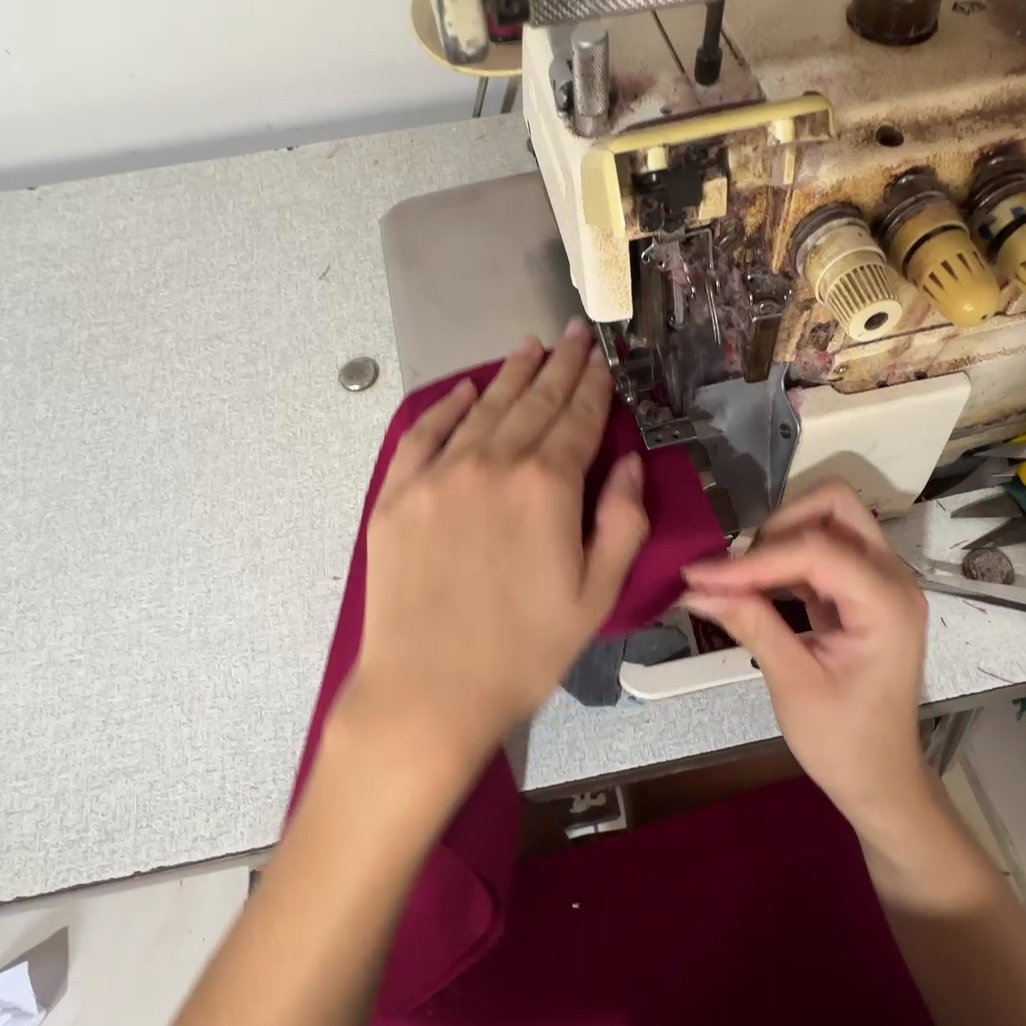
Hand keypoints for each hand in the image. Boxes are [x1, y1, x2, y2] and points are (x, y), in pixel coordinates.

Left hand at [346, 319, 649, 763]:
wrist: (427, 692)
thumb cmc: (524, 652)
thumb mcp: (596, 595)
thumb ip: (622, 521)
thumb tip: (629, 463)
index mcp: (547, 486)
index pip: (577, 420)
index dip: (593, 387)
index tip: (601, 359)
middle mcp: (492, 463)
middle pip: (532, 403)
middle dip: (558, 366)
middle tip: (572, 334)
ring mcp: (437, 475)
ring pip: (482, 409)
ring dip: (510, 376)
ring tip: (530, 348)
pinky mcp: (397, 495)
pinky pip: (423, 433)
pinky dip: (445, 407)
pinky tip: (465, 390)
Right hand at [679, 480, 932, 838]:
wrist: (880, 778)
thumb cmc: (843, 741)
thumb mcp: (793, 682)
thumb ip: (751, 624)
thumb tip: (697, 589)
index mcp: (886, 603)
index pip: (816, 548)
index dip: (752, 559)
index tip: (700, 575)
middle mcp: (891, 578)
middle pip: (835, 507)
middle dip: (777, 525)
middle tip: (736, 568)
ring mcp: (879, 582)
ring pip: (827, 521)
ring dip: (779, 539)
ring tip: (737, 578)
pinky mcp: (861, 592)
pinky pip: (822, 550)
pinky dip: (784, 558)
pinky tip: (752, 585)